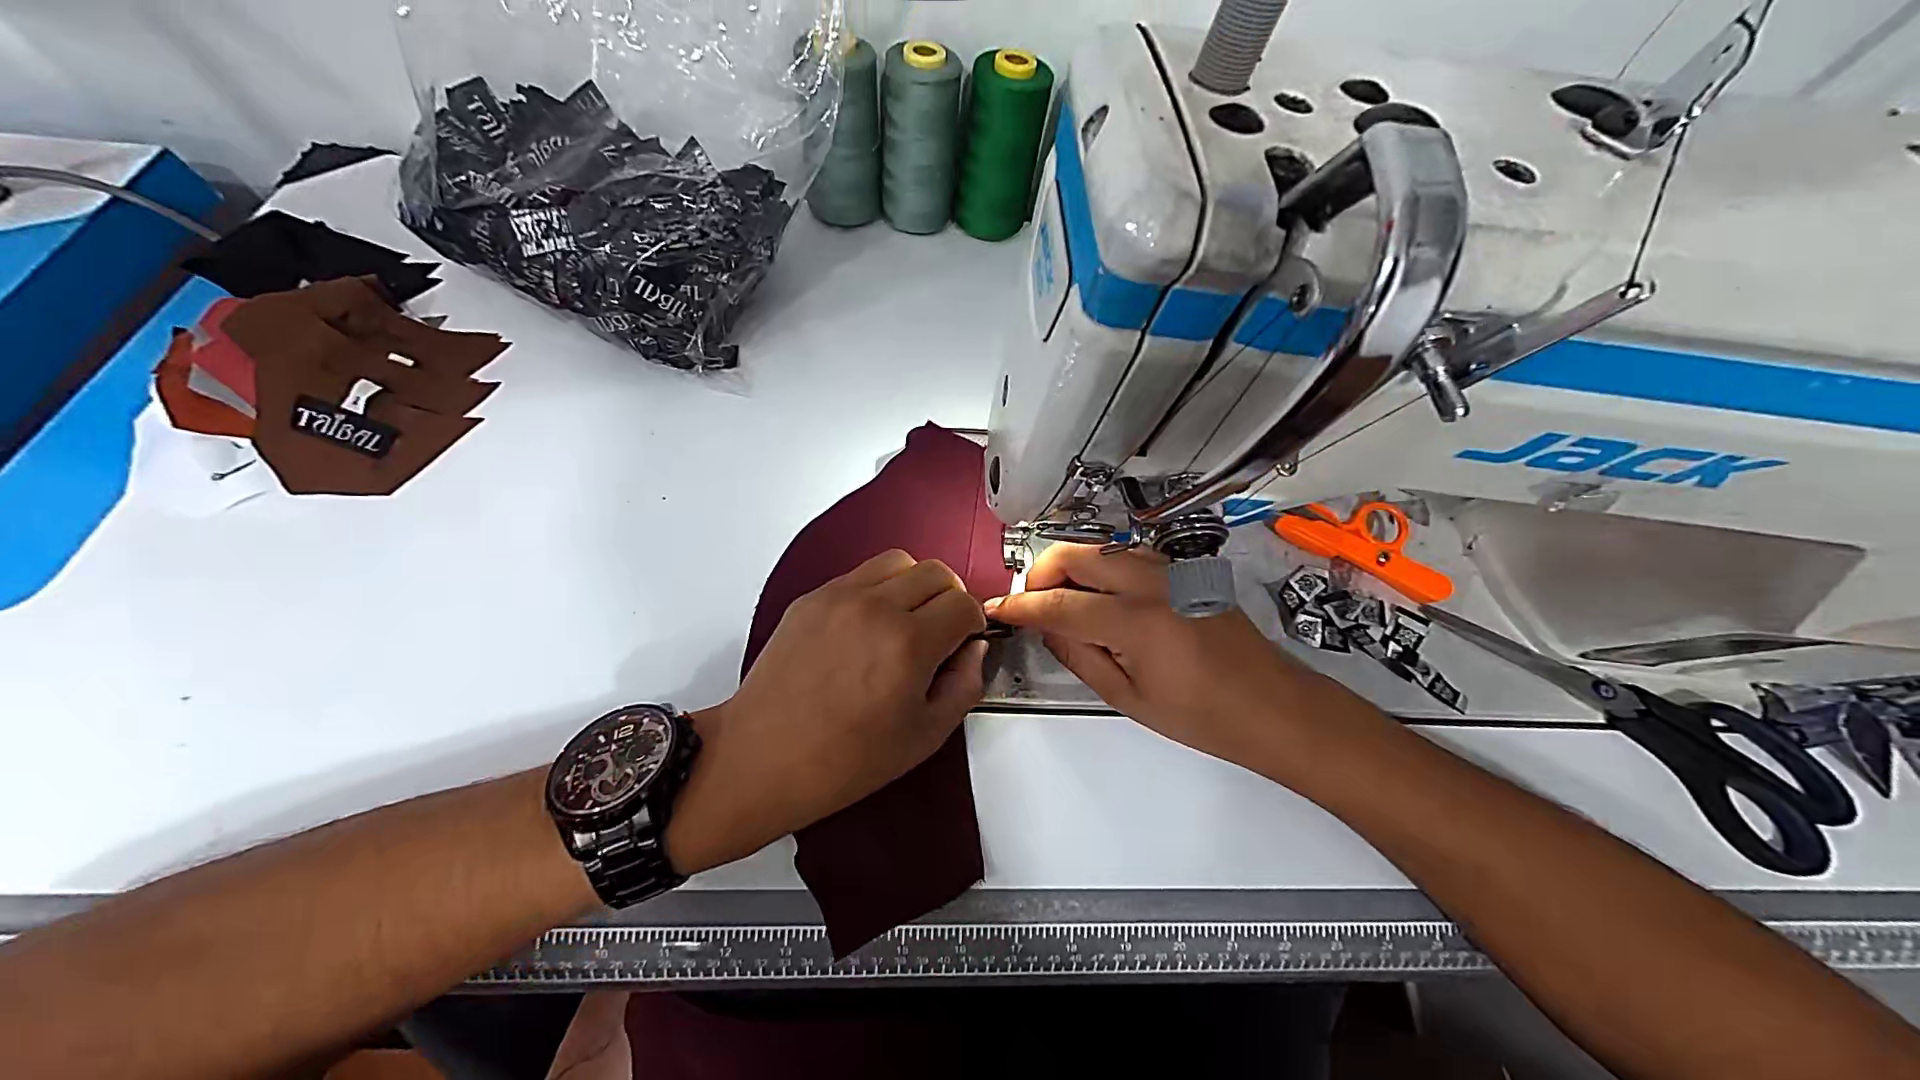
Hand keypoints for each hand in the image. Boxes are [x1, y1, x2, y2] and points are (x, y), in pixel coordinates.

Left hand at [665, 550, 986, 873]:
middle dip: (950, 598)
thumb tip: (972, 654)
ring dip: (914, 585)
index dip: (975, 622)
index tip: (967, 637)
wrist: (763, 757)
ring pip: (898, 561)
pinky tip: (871, 626)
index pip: (964, 603)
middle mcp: (873, 610)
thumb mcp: (923, 736)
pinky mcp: (811, 600)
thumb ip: (964, 686)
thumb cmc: (835, 758)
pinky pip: (859, 574)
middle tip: (943, 629)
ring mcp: (838, 599)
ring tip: (907, 621)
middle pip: (936, 572)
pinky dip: (876, 590)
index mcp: (907, 644)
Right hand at [985, 544, 1379, 775]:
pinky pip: (1125, 555)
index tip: (998, 609)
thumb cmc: (1209, 716)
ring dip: (1070, 568)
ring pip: (1098, 548)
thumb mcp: (1129, 698)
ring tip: (1063, 604)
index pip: (1057, 603)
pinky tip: (1099, 598)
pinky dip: (1100, 567)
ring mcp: (1170, 571)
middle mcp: (1152, 584)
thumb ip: (1080, 655)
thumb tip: (1048, 628)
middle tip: (1031, 605)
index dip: (1019, 607)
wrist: (1274, 707)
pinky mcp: (1183, 571)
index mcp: (1136, 622)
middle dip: (1040, 574)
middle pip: (1072, 554)